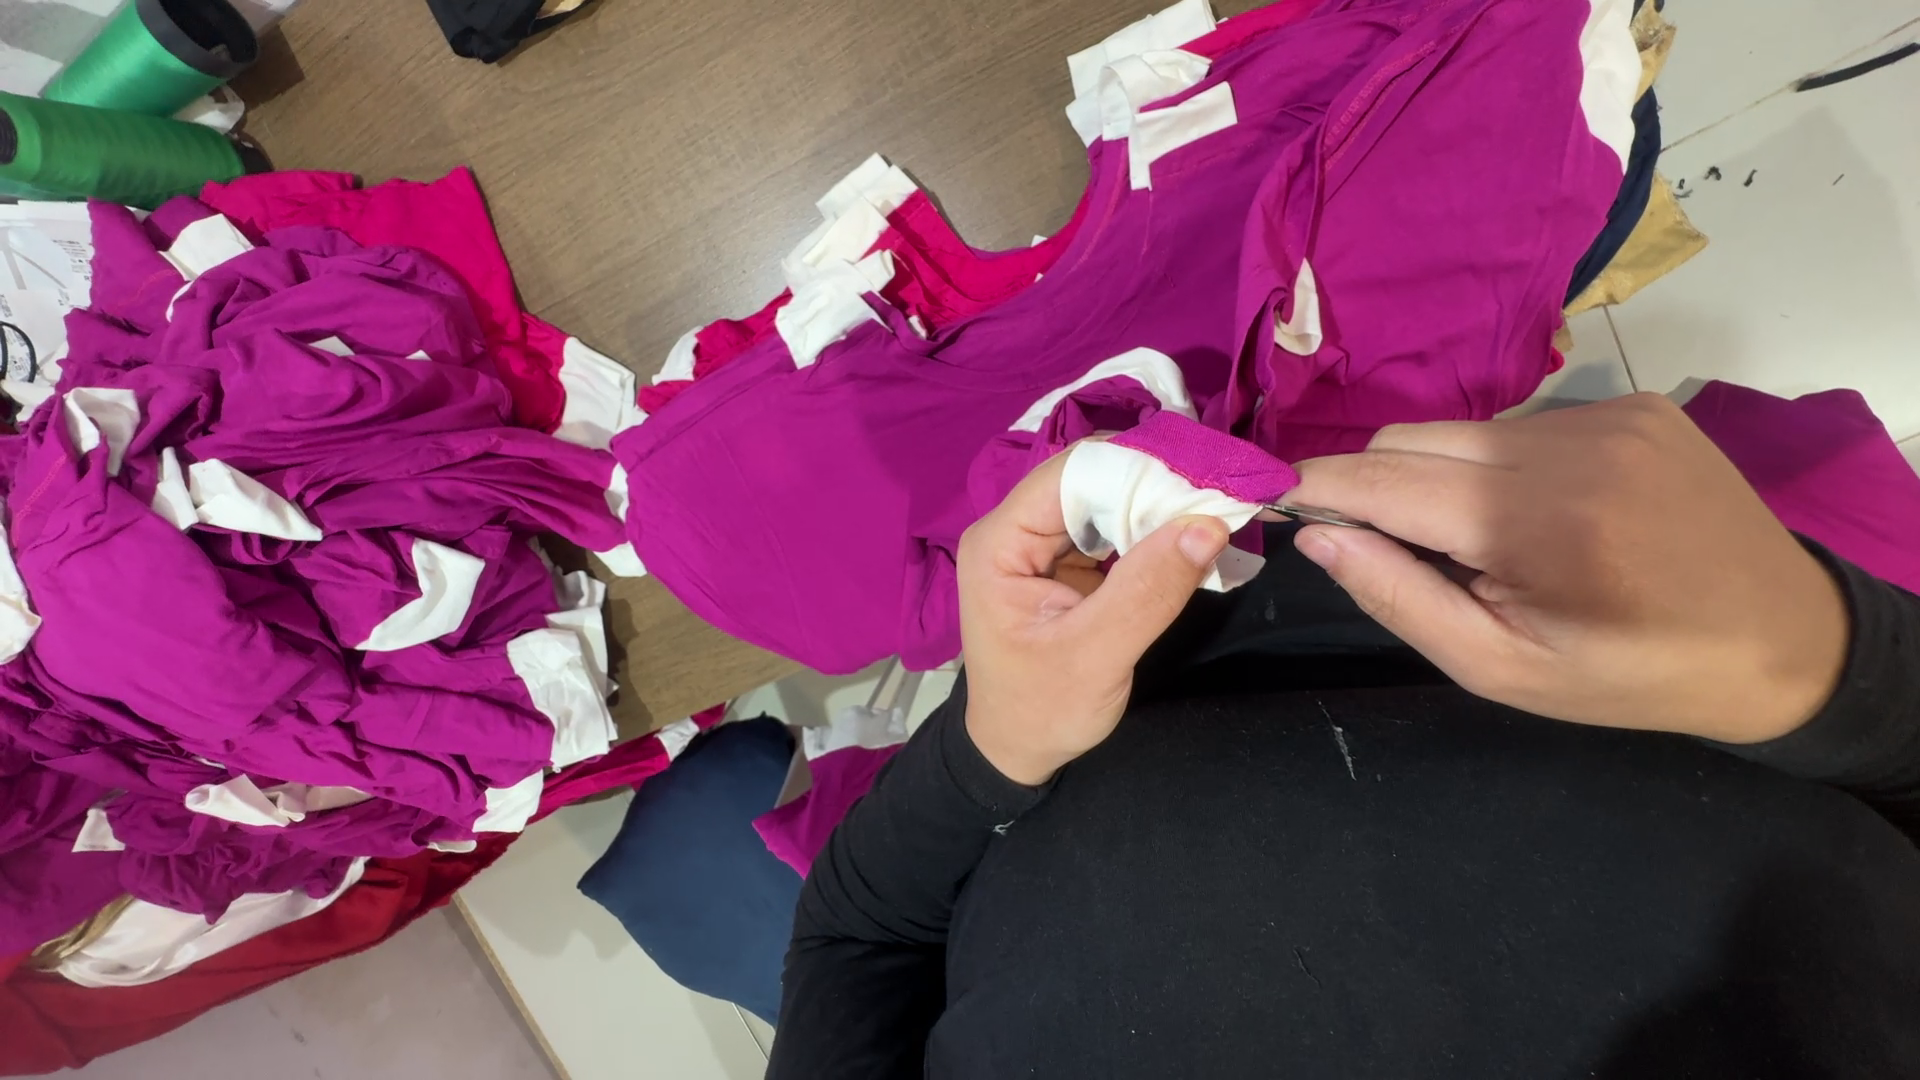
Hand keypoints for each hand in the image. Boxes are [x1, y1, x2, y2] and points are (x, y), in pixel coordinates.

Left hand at [958, 449, 1230, 784]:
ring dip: (1160, 503)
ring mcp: (1041, 544)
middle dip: (1155, 482)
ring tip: (1219, 505)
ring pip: (1107, 499)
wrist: (1018, 749)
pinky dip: (1154, 529)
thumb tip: (1208, 524)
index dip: (1137, 465)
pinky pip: (1115, 527)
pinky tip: (1194, 533)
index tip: (1206, 474)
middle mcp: (1015, 530)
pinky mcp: (1067, 561)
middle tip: (1224, 490)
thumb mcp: (1095, 657)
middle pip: (1091, 479)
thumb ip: (1147, 592)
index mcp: (1000, 543)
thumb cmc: (1041, 710)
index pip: (1070, 474)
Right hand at [1286, 393, 1847, 743]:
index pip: (1378, 480)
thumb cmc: (1625, 673)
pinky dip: (1484, 465)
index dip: (1310, 487)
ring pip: (1451, 432)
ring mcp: (1605, 414)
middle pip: (1404, 441)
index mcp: (1533, 521)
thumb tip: (1314, 534)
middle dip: (1365, 486)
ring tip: (1470, 536)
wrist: (1789, 642)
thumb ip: (1394, 596)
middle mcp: (1567, 445)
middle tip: (1374, 543)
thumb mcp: (1494, 666)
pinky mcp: (1629, 405)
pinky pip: (1506, 426)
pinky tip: (1527, 509)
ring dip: (1428, 477)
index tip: (1266, 499)